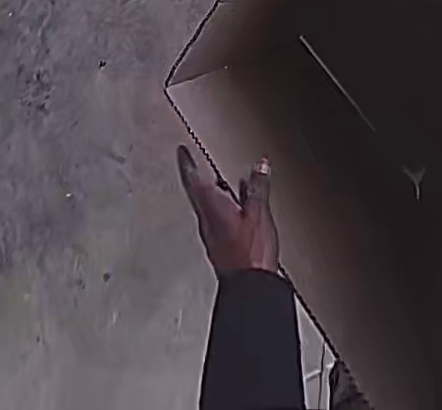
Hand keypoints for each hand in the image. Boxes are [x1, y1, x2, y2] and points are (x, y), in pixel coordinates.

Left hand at [177, 145, 279, 275]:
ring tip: (226, 180)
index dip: (187, 164)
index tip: (181, 152)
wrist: (251, 290)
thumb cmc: (250, 254)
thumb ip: (258, 186)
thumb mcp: (258, 212)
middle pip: (200, 193)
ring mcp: (214, 235)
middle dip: (202, 176)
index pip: (194, 181)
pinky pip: (221, 216)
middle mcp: (208, 221)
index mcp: (212, 209)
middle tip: (199, 162)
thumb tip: (259, 165)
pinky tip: (239, 204)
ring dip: (217, 191)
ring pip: (211, 205)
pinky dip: (228, 205)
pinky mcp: (222, 245)